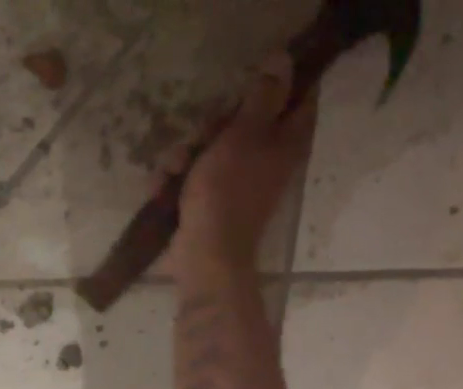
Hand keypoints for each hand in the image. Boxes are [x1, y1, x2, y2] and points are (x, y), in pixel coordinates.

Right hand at [173, 55, 318, 274]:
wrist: (206, 254)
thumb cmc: (226, 192)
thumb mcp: (243, 135)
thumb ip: (263, 97)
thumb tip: (283, 60)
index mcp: (288, 142)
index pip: (299, 97)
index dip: (276, 83)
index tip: (249, 81)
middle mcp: (269, 160)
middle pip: (246, 121)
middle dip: (214, 123)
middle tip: (204, 132)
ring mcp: (240, 183)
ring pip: (213, 148)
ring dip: (187, 154)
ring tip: (174, 168)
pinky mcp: (213, 202)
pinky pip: (195, 177)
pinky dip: (178, 181)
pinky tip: (163, 188)